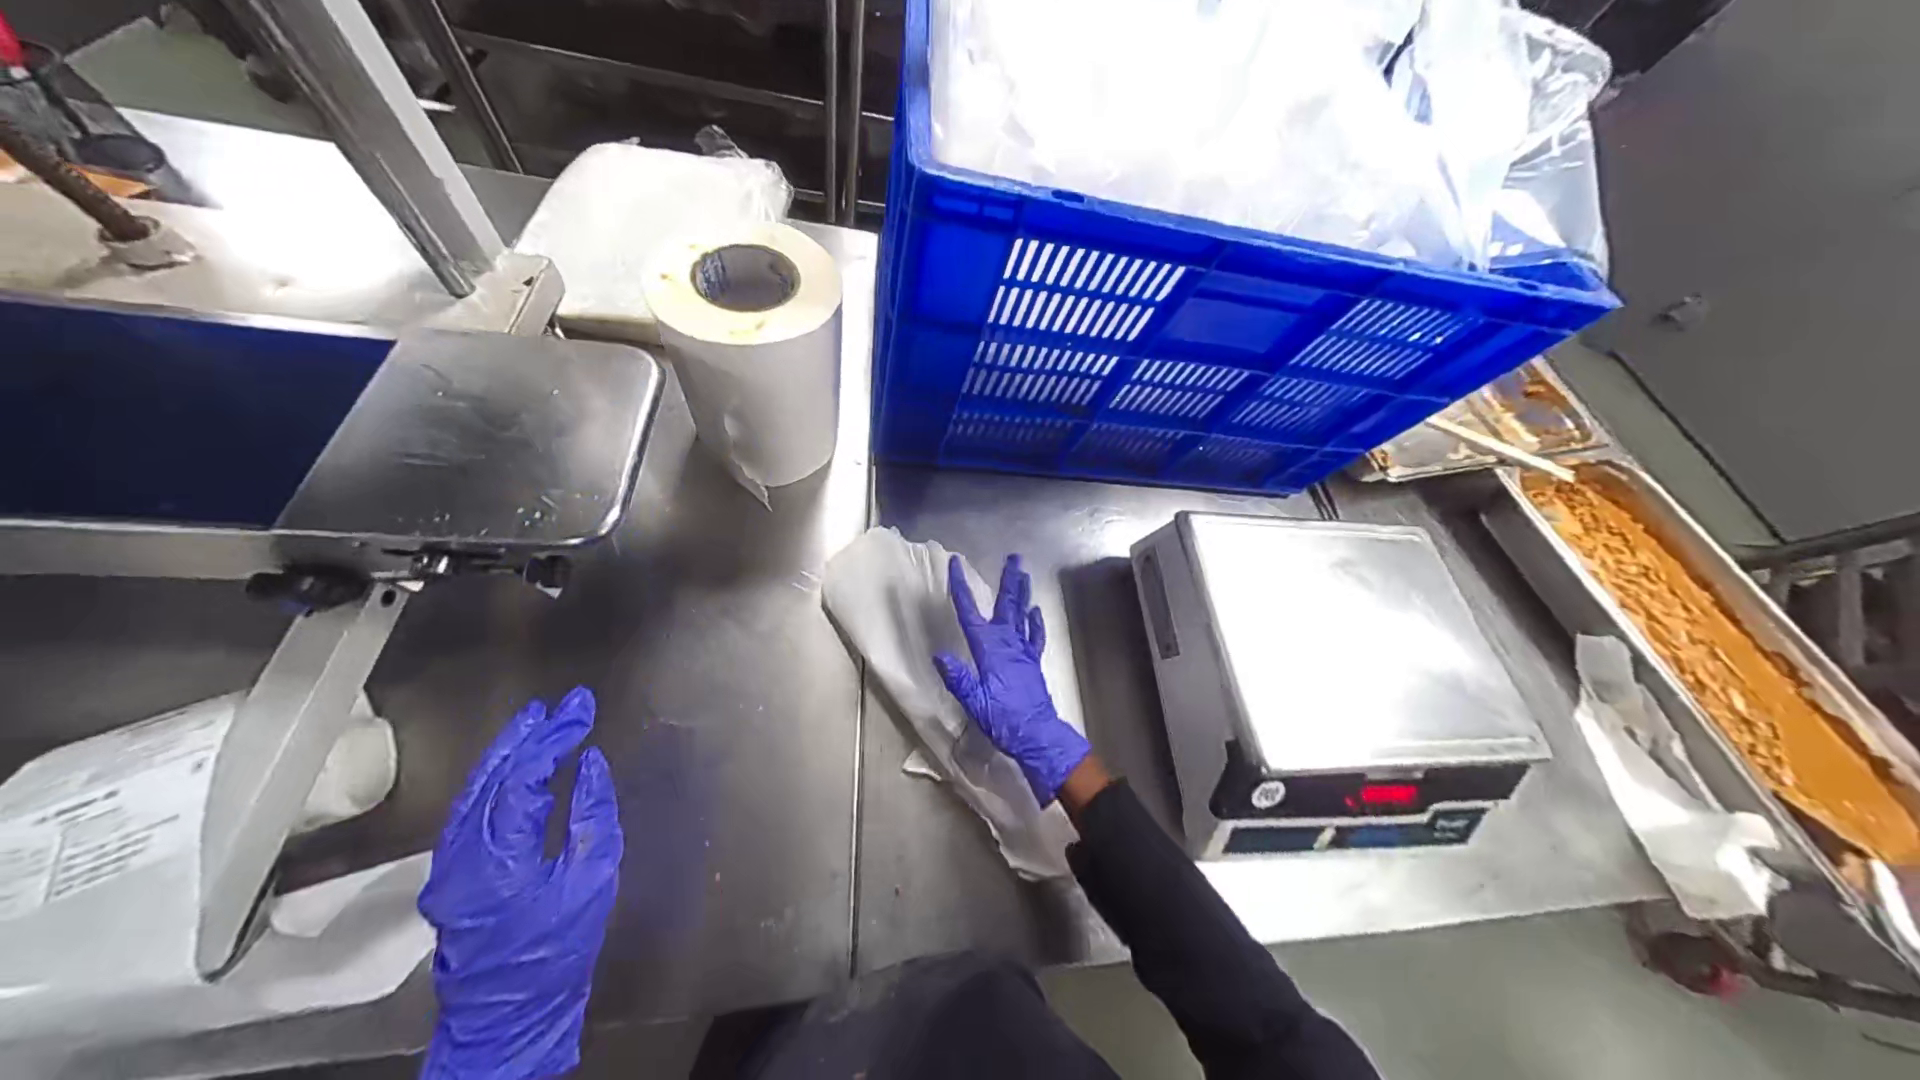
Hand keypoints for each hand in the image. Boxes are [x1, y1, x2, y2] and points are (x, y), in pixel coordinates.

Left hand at [418, 687, 621, 1079]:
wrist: (510, 1010)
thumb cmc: (560, 947)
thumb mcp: (592, 879)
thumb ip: (592, 816)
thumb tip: (590, 763)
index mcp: (495, 859)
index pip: (521, 780)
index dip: (552, 740)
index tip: (581, 710)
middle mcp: (459, 856)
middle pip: (490, 779)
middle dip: (528, 736)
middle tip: (560, 704)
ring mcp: (448, 865)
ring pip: (473, 791)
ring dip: (506, 751)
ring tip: (536, 719)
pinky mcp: (452, 872)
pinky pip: (471, 809)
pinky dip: (496, 777)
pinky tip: (517, 762)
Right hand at [934, 554, 1090, 805]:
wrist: (1038, 735)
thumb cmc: (1004, 720)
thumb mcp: (975, 702)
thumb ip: (958, 679)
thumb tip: (940, 656)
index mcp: (990, 650)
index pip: (971, 613)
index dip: (962, 588)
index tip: (956, 565)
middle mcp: (1008, 645)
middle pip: (1007, 605)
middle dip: (1009, 580)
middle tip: (1014, 558)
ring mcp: (1023, 652)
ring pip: (1022, 615)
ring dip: (1022, 594)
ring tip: (1024, 574)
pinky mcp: (1033, 663)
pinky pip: (1034, 637)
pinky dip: (1035, 623)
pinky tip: (1035, 612)